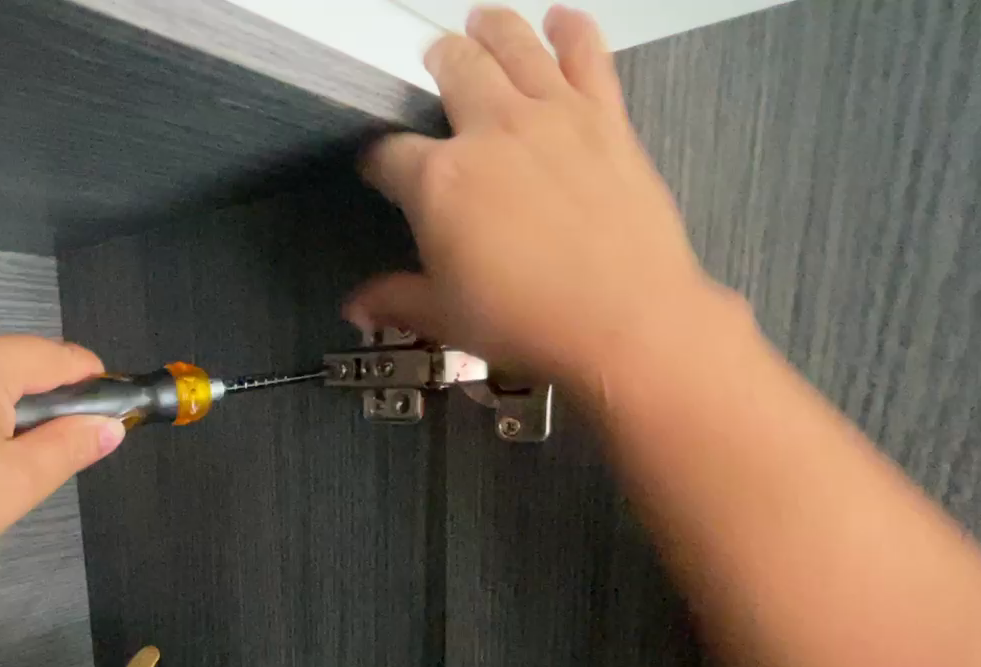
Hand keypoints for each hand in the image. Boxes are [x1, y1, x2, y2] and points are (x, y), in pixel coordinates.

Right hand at [345, 6, 740, 398]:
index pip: (390, 154)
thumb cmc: (525, 321)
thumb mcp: (444, 316)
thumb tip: (358, 306)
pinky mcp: (605, 117)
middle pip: (454, 70)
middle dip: (435, 64)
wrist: (622, 318)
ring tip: (480, 21)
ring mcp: (552, 115)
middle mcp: (491, 130)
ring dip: (492, 28)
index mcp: (439, 181)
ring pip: (514, 45)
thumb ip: (396, 299)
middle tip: (431, 63)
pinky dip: (572, 30)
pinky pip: (587, 54)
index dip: (376, 159)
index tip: (376, 166)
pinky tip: (560, 19)